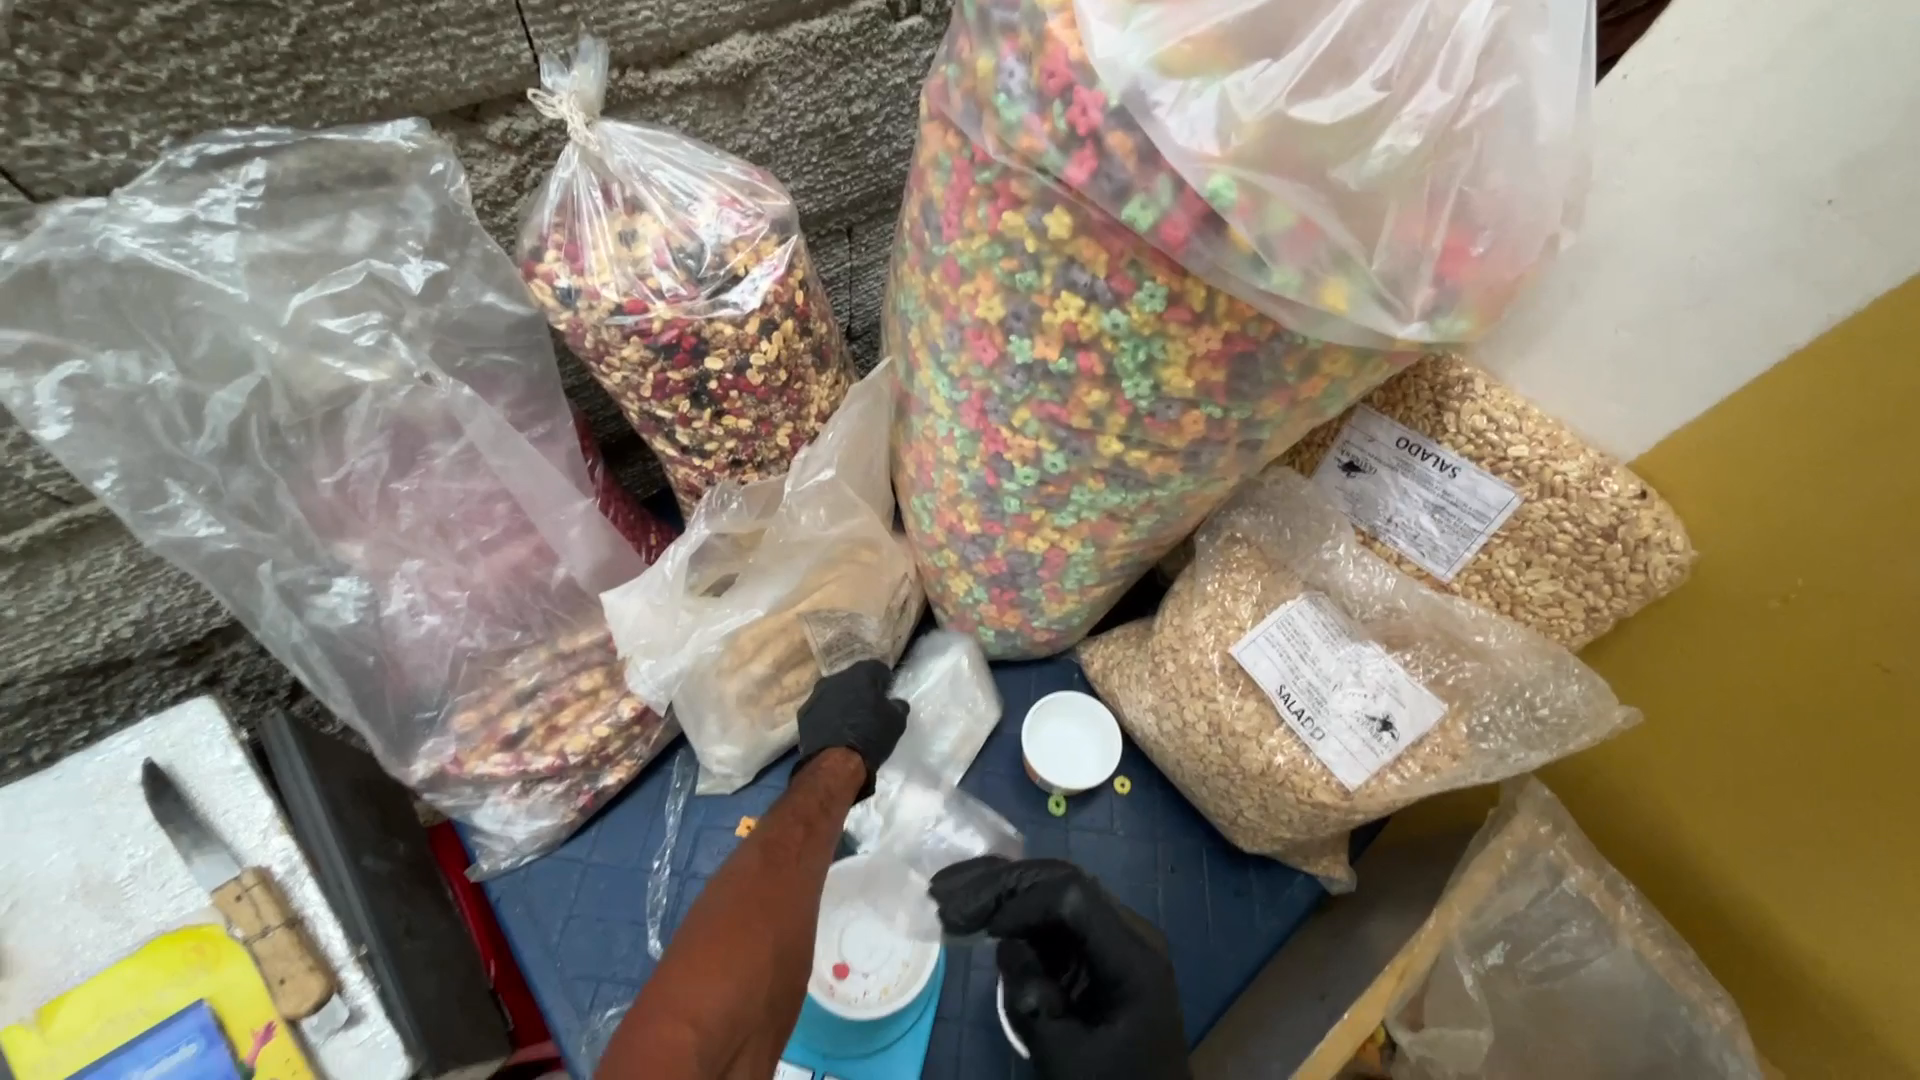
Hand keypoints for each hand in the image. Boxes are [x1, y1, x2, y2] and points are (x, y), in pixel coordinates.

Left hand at [793, 658, 908, 799]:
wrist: (836, 763)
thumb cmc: (871, 736)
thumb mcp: (897, 721)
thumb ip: (897, 705)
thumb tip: (894, 702)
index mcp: (862, 673)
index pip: (878, 668)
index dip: (885, 681)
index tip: (887, 695)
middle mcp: (836, 677)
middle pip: (853, 678)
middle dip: (862, 690)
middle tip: (869, 708)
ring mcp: (817, 695)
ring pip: (834, 693)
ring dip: (843, 702)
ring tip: (850, 722)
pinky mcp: (804, 713)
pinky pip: (821, 709)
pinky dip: (828, 716)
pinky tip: (834, 732)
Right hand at [929, 856, 1189, 1079]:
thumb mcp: (1068, 1059)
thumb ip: (1033, 1002)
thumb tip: (1006, 945)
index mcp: (1132, 954)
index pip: (1074, 897)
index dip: (1024, 902)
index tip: (985, 930)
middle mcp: (1125, 930)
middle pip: (1057, 881)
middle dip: (999, 884)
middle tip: (944, 894)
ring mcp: (1107, 936)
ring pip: (1047, 889)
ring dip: (996, 889)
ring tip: (945, 891)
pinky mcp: (1089, 949)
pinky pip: (1047, 916)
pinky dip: (1008, 911)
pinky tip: (971, 909)